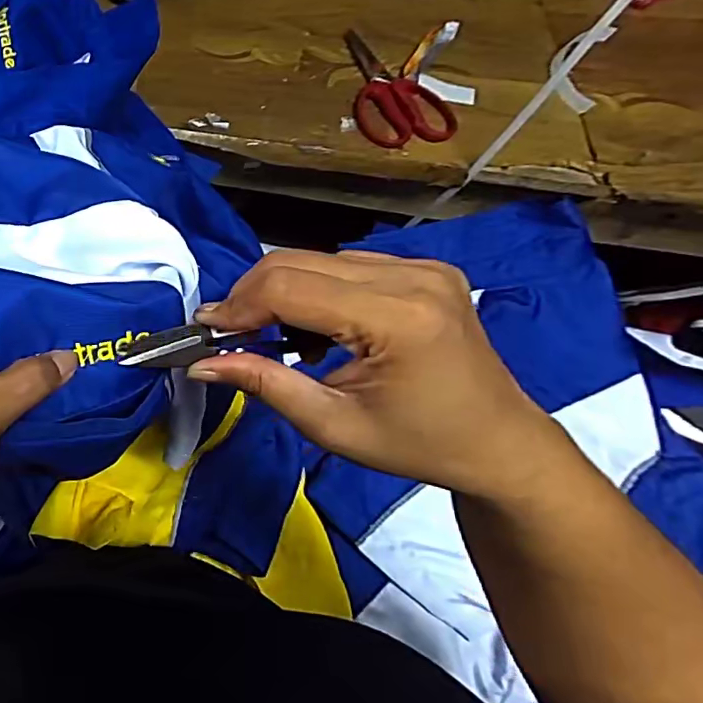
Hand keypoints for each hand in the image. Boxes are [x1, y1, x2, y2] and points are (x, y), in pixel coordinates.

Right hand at [186, 249, 580, 502]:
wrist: (502, 444)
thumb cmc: (419, 444)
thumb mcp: (332, 425)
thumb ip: (263, 383)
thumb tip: (200, 363)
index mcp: (400, 319)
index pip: (290, 287)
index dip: (238, 306)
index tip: (208, 332)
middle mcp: (413, 278)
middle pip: (295, 262)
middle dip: (249, 295)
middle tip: (227, 332)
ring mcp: (422, 267)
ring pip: (312, 257)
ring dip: (275, 290)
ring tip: (265, 331)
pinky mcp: (422, 268)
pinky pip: (339, 263)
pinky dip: (307, 287)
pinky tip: (308, 323)